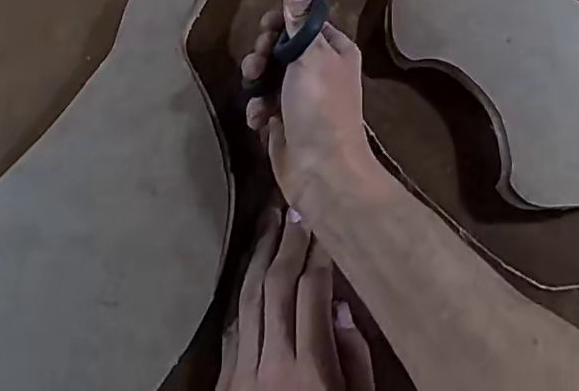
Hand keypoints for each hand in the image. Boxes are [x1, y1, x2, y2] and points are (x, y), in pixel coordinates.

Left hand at [219, 204, 374, 390]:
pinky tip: (250, 268)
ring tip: (270, 219)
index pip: (314, 291)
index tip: (329, 221)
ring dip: (260, 254)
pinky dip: (243, 291)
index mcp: (310, 372)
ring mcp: (241, 375)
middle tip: (299, 205)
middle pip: (278, 286)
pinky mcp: (224, 384)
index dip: (322, 251)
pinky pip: (233, 324)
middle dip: (290, 241)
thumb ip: (354, 359)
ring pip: (249, 298)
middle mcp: (271, 365)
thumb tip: (344, 305)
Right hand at [242, 0, 383, 216]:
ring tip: (255, 88)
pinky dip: (258, 109)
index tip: (268, 28)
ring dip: (257, 79)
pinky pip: (264, 104)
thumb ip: (300, 19)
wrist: (321, 170)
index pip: (305, 21)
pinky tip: (259, 120)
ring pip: (269, 74)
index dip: (284, 21)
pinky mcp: (285, 120)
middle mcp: (321, 68)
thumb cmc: (320, 106)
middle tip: (258, 62)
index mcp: (335, 49)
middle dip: (265, 52)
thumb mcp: (310, 56)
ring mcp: (302, 96)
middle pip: (283, 46)